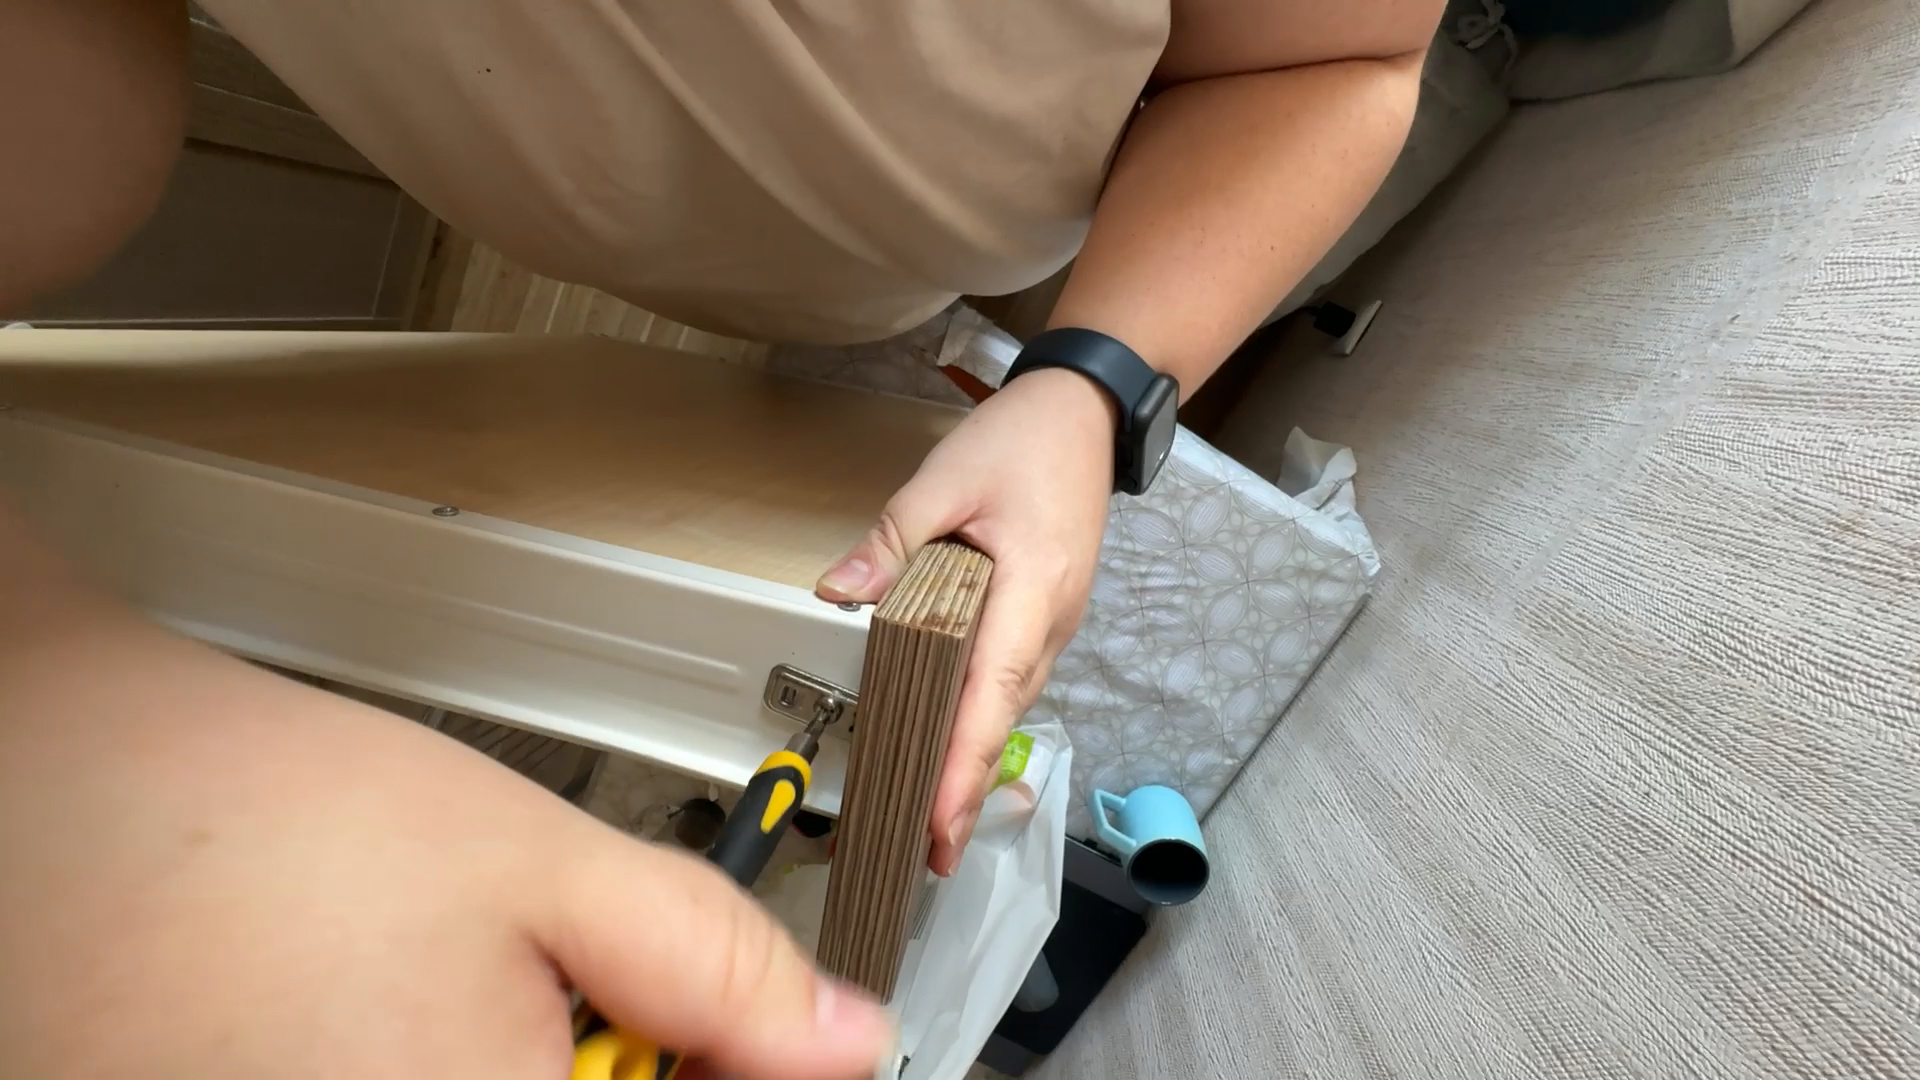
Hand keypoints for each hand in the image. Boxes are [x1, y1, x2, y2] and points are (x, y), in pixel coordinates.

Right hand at [0, 521, 893, 1079]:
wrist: (53, 797)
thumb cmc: (286, 833)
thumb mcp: (562, 879)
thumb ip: (724, 970)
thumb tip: (849, 1041)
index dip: (747, 1078)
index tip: (760, 1030)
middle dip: (657, 1067)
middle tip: (634, 988)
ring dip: (584, 1067)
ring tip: (529, 984)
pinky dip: (506, 1062)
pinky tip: (461, 1013)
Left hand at [816, 368, 1113, 874]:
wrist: (1083, 414)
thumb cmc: (1019, 441)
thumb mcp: (944, 479)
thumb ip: (891, 541)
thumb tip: (835, 595)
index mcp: (1032, 591)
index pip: (992, 694)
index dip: (964, 767)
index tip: (938, 830)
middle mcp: (1053, 621)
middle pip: (1003, 714)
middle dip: (966, 784)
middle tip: (922, 848)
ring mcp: (1057, 619)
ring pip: (1009, 700)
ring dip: (974, 756)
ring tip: (933, 811)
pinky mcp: (1047, 611)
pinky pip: (1012, 675)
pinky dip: (982, 715)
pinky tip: (954, 733)